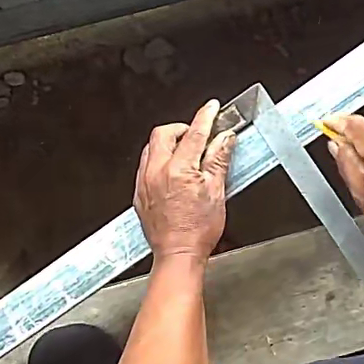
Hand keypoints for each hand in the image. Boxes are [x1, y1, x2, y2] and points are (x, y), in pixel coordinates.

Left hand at [136, 99, 235, 263]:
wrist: (178, 254)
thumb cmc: (197, 231)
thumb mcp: (216, 192)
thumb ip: (218, 160)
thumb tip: (224, 139)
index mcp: (178, 170)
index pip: (194, 133)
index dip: (205, 117)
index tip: (212, 108)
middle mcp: (156, 173)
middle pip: (164, 133)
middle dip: (181, 129)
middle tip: (197, 134)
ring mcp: (145, 183)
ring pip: (151, 148)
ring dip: (168, 144)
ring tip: (185, 153)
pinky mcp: (139, 194)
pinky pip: (145, 166)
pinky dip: (159, 160)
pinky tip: (172, 171)